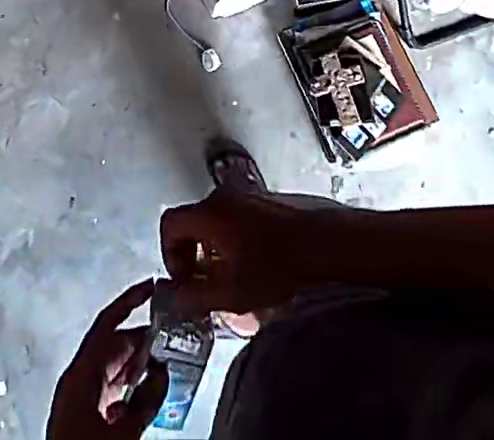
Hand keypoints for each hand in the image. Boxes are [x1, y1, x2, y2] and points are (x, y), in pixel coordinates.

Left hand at [48, 281, 167, 439]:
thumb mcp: (123, 434)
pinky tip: (143, 398)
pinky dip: (127, 388)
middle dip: (141, 339)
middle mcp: (76, 380)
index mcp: (80, 374)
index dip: (129, 301)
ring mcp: (77, 401)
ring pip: (111, 369)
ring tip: (164, 364)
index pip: (106, 324)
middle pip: (111, 346)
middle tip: (170, 334)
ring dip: (136, 365)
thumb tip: (163, 369)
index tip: (152, 286)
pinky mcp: (81, 420)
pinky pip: (107, 391)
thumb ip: (146, 400)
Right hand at [160, 190, 346, 313]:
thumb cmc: (279, 265)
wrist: (324, 246)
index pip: (170, 224)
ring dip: (215, 250)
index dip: (169, 254)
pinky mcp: (266, 202)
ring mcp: (248, 196)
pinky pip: (238, 219)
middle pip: (193, 222)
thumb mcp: (229, 292)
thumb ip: (191, 296)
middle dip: (193, 256)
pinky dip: (235, 241)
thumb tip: (172, 296)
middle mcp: (226, 197)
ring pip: (216, 222)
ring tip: (232, 278)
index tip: (183, 277)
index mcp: (210, 213)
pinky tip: (254, 266)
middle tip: (205, 282)